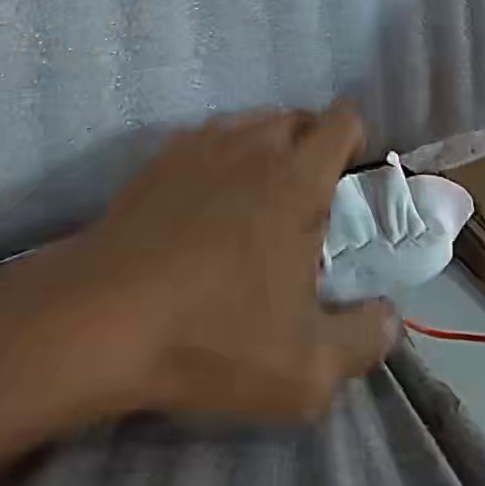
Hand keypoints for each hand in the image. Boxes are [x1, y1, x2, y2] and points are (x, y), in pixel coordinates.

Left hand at [0, 105, 397, 444]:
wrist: (94, 322)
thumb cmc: (210, 335)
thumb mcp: (304, 368)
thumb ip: (364, 339)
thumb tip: (390, 319)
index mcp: (297, 178)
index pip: (343, 120)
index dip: (355, 138)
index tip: (349, 177)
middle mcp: (254, 146)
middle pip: (298, 117)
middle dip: (312, 146)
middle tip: (304, 201)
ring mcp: (202, 146)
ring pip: (252, 123)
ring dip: (266, 148)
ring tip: (254, 200)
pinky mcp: (158, 160)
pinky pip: (207, 140)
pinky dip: (220, 159)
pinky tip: (202, 204)